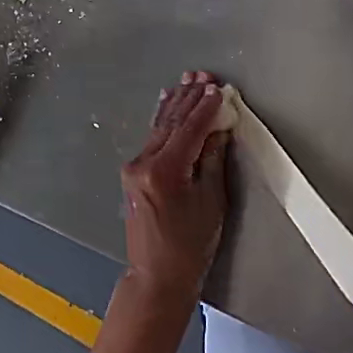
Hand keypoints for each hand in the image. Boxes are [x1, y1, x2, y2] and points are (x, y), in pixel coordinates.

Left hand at [120, 72, 229, 299]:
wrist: (156, 276)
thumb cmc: (190, 246)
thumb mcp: (211, 201)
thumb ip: (212, 159)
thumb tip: (218, 127)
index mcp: (165, 171)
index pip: (189, 129)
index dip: (205, 108)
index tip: (219, 89)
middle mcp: (144, 163)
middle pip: (172, 122)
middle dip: (190, 98)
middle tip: (204, 76)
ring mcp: (134, 166)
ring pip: (160, 126)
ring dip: (176, 103)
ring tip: (188, 80)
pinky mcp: (133, 171)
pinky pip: (152, 137)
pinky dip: (164, 118)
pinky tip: (168, 101)